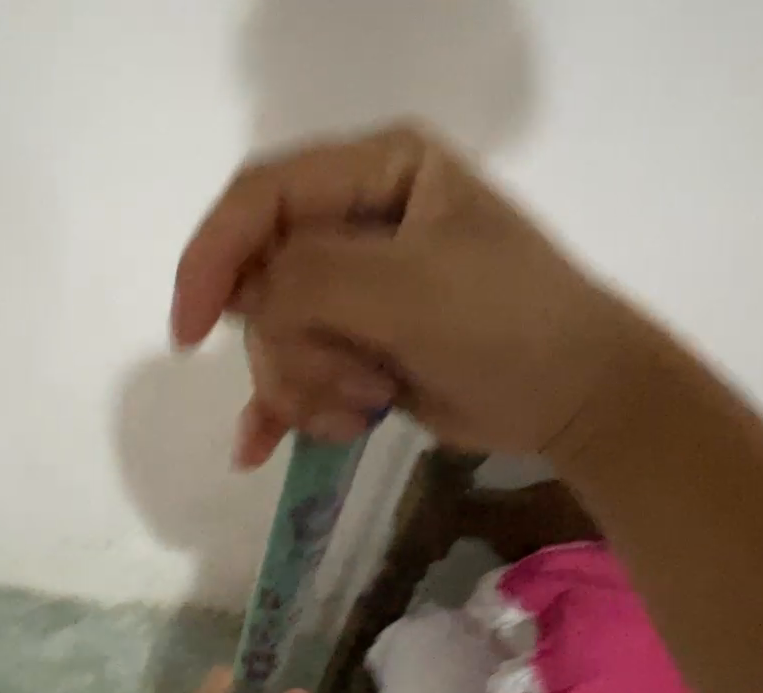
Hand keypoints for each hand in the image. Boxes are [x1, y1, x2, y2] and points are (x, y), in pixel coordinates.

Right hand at [172, 124, 684, 468]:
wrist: (572, 400)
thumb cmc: (507, 326)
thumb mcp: (409, 289)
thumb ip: (311, 280)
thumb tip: (249, 302)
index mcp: (376, 172)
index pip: (260, 198)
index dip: (213, 259)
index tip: (190, 332)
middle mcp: (357, 222)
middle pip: (262, 281)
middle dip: (298, 347)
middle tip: (360, 379)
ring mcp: (357, 291)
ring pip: (275, 340)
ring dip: (309, 387)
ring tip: (368, 406)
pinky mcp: (357, 348)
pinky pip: (292, 376)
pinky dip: (280, 412)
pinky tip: (256, 449)